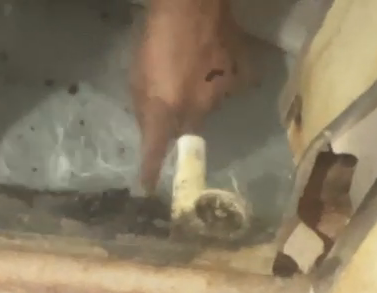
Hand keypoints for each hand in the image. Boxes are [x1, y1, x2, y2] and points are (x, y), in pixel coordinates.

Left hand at [131, 0, 244, 190]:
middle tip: (173, 101)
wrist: (191, 1)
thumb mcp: (137, 74)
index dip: (151, 173)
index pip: (155, 152)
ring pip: (207, 109)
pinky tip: (216, 68)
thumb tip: (149, 130)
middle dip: (179, 125)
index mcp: (165, 111)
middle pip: (186, 131)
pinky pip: (231, 88)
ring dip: (198, 99)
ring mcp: (220, 95)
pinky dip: (223, 83)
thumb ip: (142, 106)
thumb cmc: (156, 35)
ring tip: (192, 71)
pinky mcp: (239, 77)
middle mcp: (194, 111)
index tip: (149, 189)